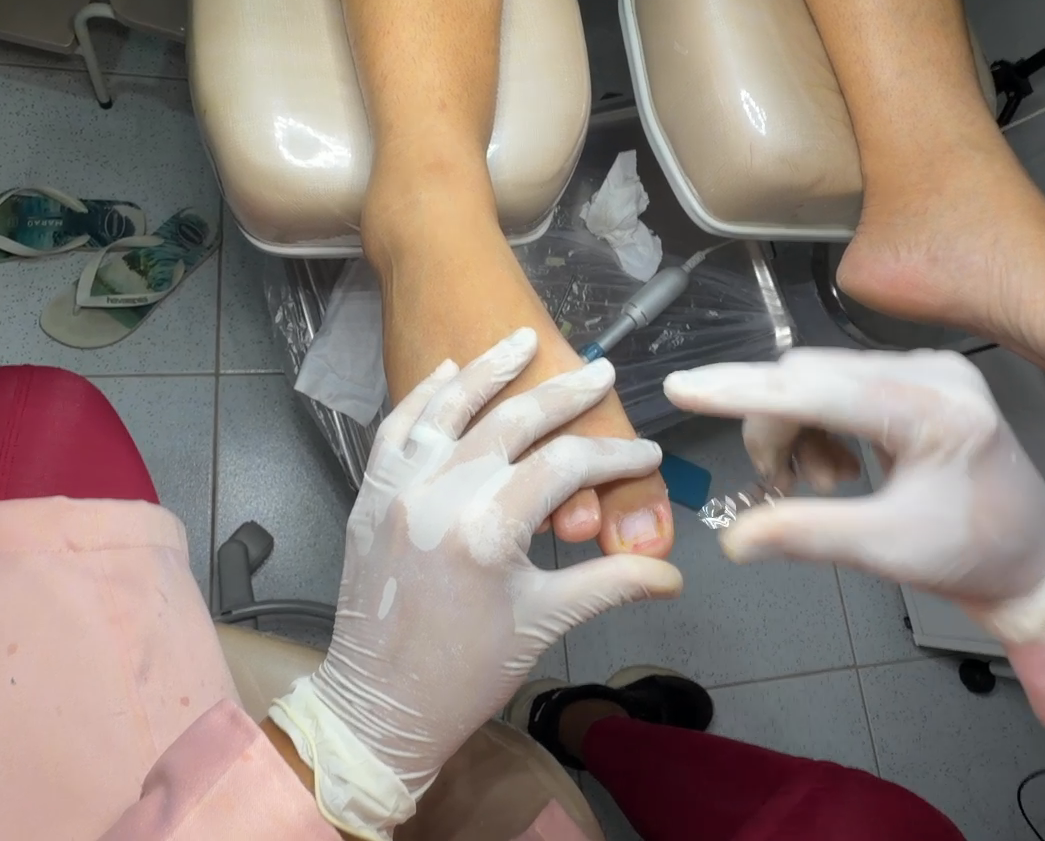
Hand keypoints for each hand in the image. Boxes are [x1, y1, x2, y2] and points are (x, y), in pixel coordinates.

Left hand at [270, 328, 682, 838]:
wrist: (377, 705)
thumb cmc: (467, 674)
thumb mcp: (543, 624)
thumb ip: (609, 583)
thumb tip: (674, 573)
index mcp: (488, 530)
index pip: (565, 467)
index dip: (615, 458)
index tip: (648, 454)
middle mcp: (439, 493)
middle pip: (512, 421)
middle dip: (564, 393)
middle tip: (601, 369)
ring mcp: (398, 487)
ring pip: (448, 408)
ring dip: (488, 368)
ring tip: (523, 338)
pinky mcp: (370, 492)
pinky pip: (396, 428)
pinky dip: (424, 395)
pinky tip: (447, 370)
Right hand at [663, 348, 1044, 639]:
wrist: (1035, 551)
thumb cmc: (970, 554)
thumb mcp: (888, 550)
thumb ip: (807, 533)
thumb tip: (731, 540)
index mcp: (934, 412)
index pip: (817, 390)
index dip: (742, 390)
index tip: (680, 388)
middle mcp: (928, 369)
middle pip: (806, 377)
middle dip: (773, 427)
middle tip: (774, 482)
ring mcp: (923, 363)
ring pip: (813, 377)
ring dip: (792, 426)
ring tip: (816, 481)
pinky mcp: (915, 370)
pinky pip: (833, 381)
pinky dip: (813, 420)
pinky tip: (836, 460)